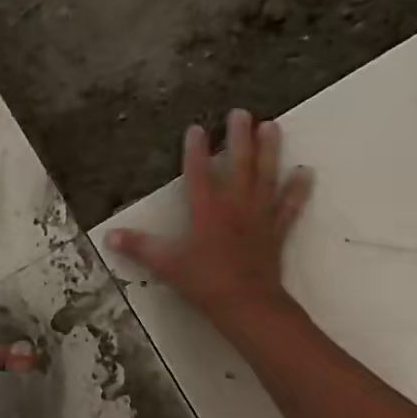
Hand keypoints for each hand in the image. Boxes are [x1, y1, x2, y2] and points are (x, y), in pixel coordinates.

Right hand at [108, 109, 313, 324]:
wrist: (247, 304)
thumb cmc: (205, 282)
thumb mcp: (167, 264)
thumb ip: (139, 247)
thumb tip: (109, 236)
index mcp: (207, 210)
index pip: (198, 173)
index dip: (195, 150)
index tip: (196, 128)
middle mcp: (235, 205)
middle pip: (238, 164)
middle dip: (238, 137)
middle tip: (241, 112)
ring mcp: (259, 216)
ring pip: (265, 176)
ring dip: (269, 151)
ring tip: (272, 126)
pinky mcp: (276, 231)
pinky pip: (289, 206)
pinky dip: (298, 190)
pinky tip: (306, 172)